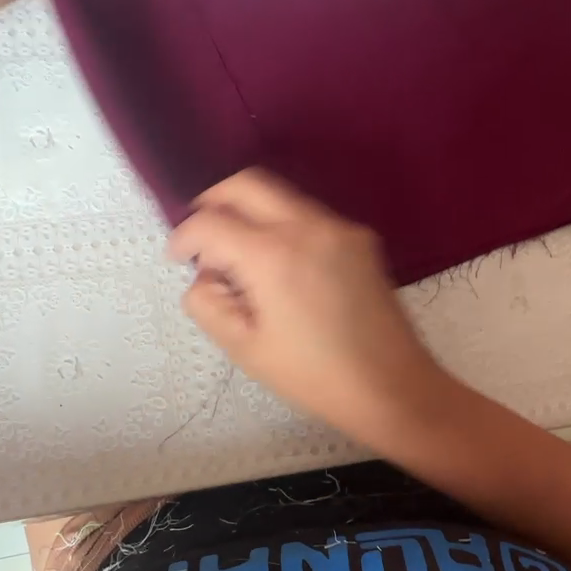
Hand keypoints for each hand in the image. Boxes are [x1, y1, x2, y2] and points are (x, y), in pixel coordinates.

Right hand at [168, 170, 452, 438]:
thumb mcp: (245, 348)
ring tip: (242, 261)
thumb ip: (208, 302)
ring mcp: (341, 229)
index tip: (178, 258)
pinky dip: (284, 228)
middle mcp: (309, 226)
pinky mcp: (363, 241)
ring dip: (251, 214)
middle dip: (214, 202)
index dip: (184, 237)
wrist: (393, 387)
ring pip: (281, 197)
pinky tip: (282, 270)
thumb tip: (205, 275)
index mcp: (274, 254)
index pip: (211, 221)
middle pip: (247, 183)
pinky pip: (311, 217)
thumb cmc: (315, 376)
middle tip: (202, 238)